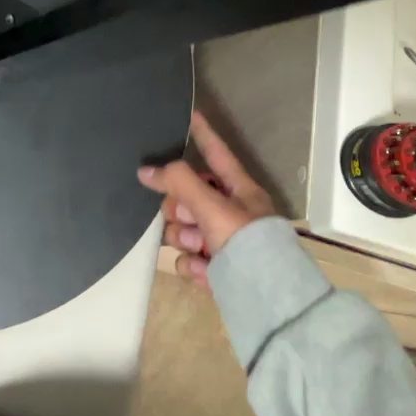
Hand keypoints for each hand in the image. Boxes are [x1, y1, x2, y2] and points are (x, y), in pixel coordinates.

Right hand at [138, 111, 276, 282]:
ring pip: (184, 228)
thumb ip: (177, 182)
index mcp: (239, 191)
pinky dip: (193, 264)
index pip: (216, 153)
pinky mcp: (218, 271)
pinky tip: (203, 270)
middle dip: (180, 208)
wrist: (270, 302)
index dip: (203, 133)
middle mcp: (231, 213)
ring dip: (184, 237)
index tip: (191, 113)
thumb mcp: (211, 205)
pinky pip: (190, 257)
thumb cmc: (246, 242)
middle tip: (186, 218)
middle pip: (189, 196)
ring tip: (198, 249)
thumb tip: (146, 170)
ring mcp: (224, 243)